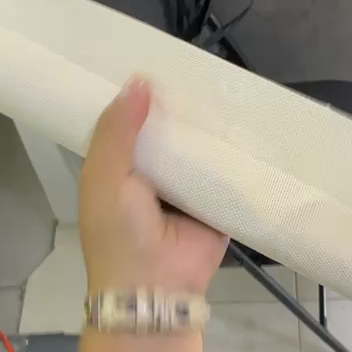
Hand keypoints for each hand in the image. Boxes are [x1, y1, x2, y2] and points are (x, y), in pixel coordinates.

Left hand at [79, 78, 227, 296]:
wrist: (155, 287)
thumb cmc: (119, 233)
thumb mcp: (104, 177)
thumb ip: (117, 131)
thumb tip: (139, 81)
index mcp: (119, 171)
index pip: (130, 127)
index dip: (140, 100)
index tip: (156, 64)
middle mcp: (153, 179)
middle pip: (169, 136)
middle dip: (180, 111)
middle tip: (201, 69)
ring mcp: (187, 193)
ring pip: (198, 153)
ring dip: (208, 131)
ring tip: (227, 89)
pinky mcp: (217, 206)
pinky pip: (226, 175)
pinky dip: (233, 157)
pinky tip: (246, 127)